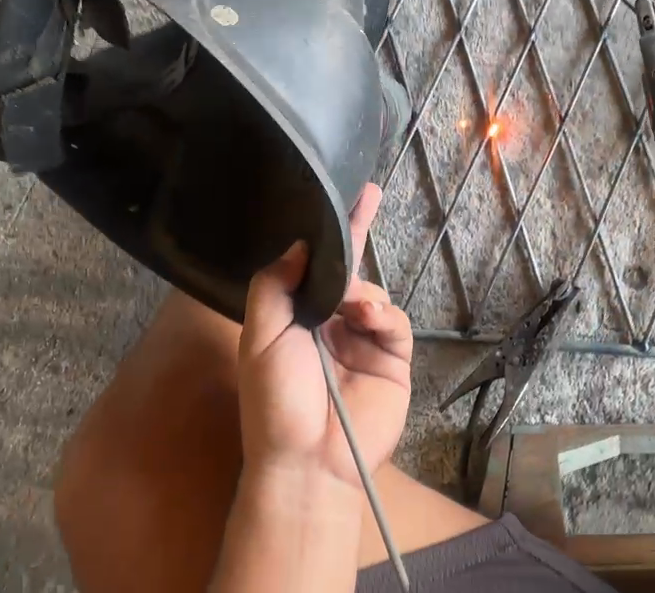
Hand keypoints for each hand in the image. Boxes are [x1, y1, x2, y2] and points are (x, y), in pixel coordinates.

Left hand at [237, 183, 412, 489]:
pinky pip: (395, 321)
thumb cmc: (275, 400)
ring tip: (351, 308)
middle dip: (357, 235)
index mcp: (298, 318)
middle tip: (369, 197)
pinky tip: (367, 319)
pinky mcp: (392, 357)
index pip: (315, 266)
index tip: (345, 194)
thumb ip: (274, 285)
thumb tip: (299, 245)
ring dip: (362, 291)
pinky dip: (383, 313)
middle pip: (350, 270)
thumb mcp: (259, 337)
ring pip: (374, 292)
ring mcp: (363, 340)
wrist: (309, 459)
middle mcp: (331, 324)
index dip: (330, 232)